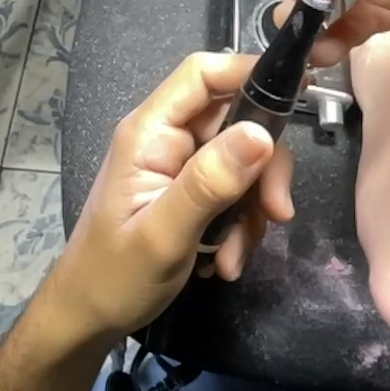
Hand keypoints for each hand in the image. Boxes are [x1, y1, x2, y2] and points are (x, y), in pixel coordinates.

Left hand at [41, 53, 296, 346]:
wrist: (90, 318)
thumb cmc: (114, 276)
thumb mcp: (163, 234)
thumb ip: (210, 182)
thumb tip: (263, 134)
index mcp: (150, 131)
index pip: (202, 74)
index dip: (249, 72)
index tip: (299, 96)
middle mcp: (167, 137)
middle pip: (236, 118)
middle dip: (263, 167)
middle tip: (276, 213)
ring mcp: (181, 163)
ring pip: (243, 159)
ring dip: (252, 208)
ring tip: (233, 256)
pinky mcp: (192, 190)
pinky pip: (235, 190)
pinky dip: (241, 225)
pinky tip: (224, 261)